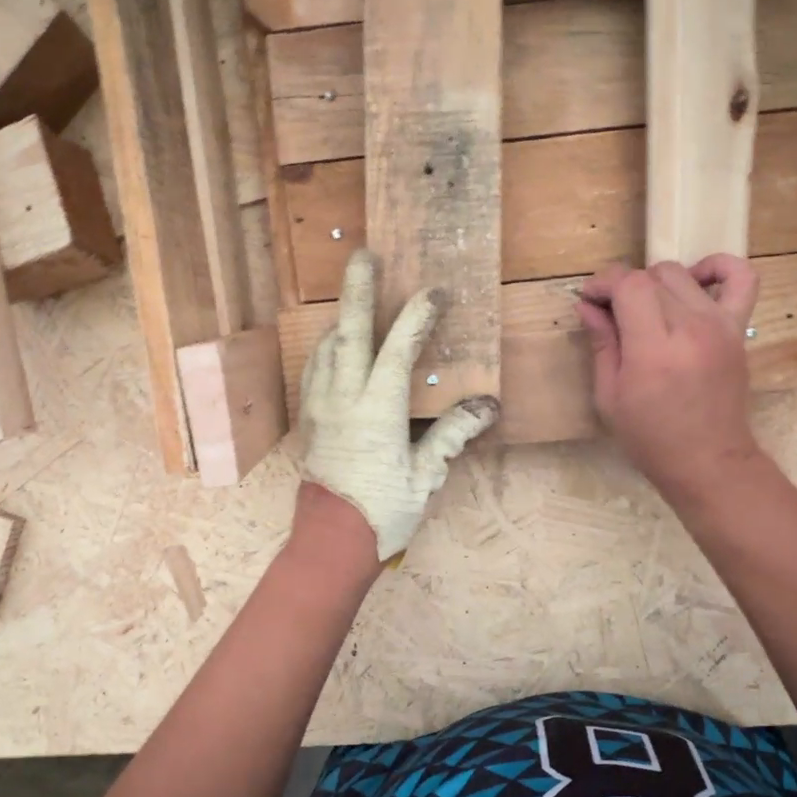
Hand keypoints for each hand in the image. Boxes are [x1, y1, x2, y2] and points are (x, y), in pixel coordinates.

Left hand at [301, 250, 498, 559]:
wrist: (330, 541)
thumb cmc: (382, 511)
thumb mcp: (424, 477)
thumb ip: (451, 436)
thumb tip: (487, 408)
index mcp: (376, 410)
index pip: (398, 349)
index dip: (417, 316)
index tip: (434, 293)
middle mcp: (343, 398)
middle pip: (349, 332)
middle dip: (358, 290)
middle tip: (363, 255)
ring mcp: (320, 407)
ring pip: (326, 348)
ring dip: (342, 320)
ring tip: (355, 303)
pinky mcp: (309, 421)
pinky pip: (314, 372)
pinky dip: (326, 351)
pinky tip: (334, 350)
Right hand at [576, 255, 761, 503]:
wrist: (708, 462)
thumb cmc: (650, 438)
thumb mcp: (609, 397)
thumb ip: (601, 344)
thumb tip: (587, 305)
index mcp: (654, 350)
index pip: (629, 285)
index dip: (603, 284)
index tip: (590, 300)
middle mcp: (690, 329)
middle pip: (652, 276)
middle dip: (623, 287)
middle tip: (611, 314)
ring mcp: (720, 325)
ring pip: (681, 274)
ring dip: (655, 283)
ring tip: (645, 310)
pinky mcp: (738, 329)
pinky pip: (740, 278)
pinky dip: (718, 267)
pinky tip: (695, 280)